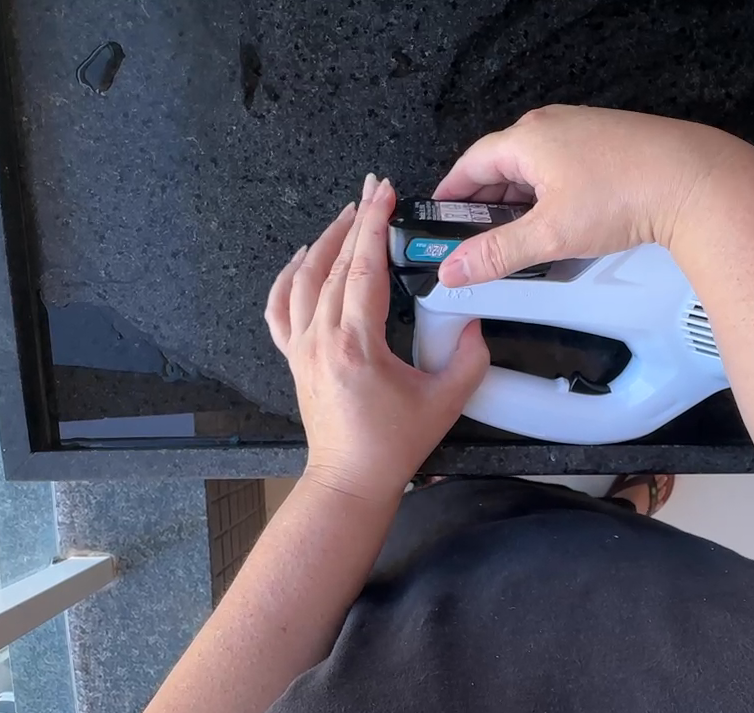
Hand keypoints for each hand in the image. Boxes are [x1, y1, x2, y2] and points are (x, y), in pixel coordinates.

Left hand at [265, 174, 491, 503]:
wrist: (351, 478)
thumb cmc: (391, 447)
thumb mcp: (445, 402)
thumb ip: (469, 359)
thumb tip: (474, 325)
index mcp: (356, 346)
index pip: (363, 269)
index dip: (376, 225)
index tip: (384, 192)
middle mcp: (321, 340)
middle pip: (333, 264)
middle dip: (354, 222)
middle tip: (373, 193)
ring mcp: (302, 349)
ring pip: (303, 279)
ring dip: (325, 242)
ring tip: (346, 217)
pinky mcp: (295, 360)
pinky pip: (280, 309)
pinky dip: (287, 279)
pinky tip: (300, 260)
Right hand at [432, 105, 753, 286]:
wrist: (693, 184)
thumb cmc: (625, 193)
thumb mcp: (548, 234)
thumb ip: (495, 254)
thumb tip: (454, 269)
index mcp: (527, 139)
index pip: (469, 165)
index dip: (449, 197)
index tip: (436, 221)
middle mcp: (551, 128)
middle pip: (498, 169)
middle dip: (480, 208)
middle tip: (472, 243)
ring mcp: (579, 136)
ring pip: (530, 173)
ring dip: (514, 207)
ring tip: (512, 243)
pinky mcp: (603, 150)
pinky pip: (558, 175)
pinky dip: (544, 201)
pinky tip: (552, 227)